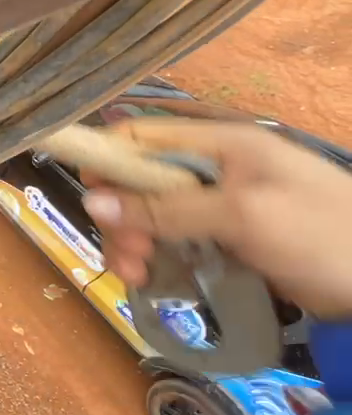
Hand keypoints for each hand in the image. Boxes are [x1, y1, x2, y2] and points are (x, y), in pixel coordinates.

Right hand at [82, 119, 351, 320]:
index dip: (105, 161)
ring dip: (130, 242)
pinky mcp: (226, 236)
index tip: (94, 200)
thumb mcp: (244, 216)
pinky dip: (152, 257)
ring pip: (147, 213)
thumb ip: (165, 208)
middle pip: (135, 180)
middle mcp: (214, 168)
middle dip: (120, 217)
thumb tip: (88, 203)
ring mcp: (221, 204)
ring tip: (136, 275)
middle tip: (128, 252)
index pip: (137, 136)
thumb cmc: (327, 238)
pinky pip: (170, 238)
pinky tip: (150, 278)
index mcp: (222, 145)